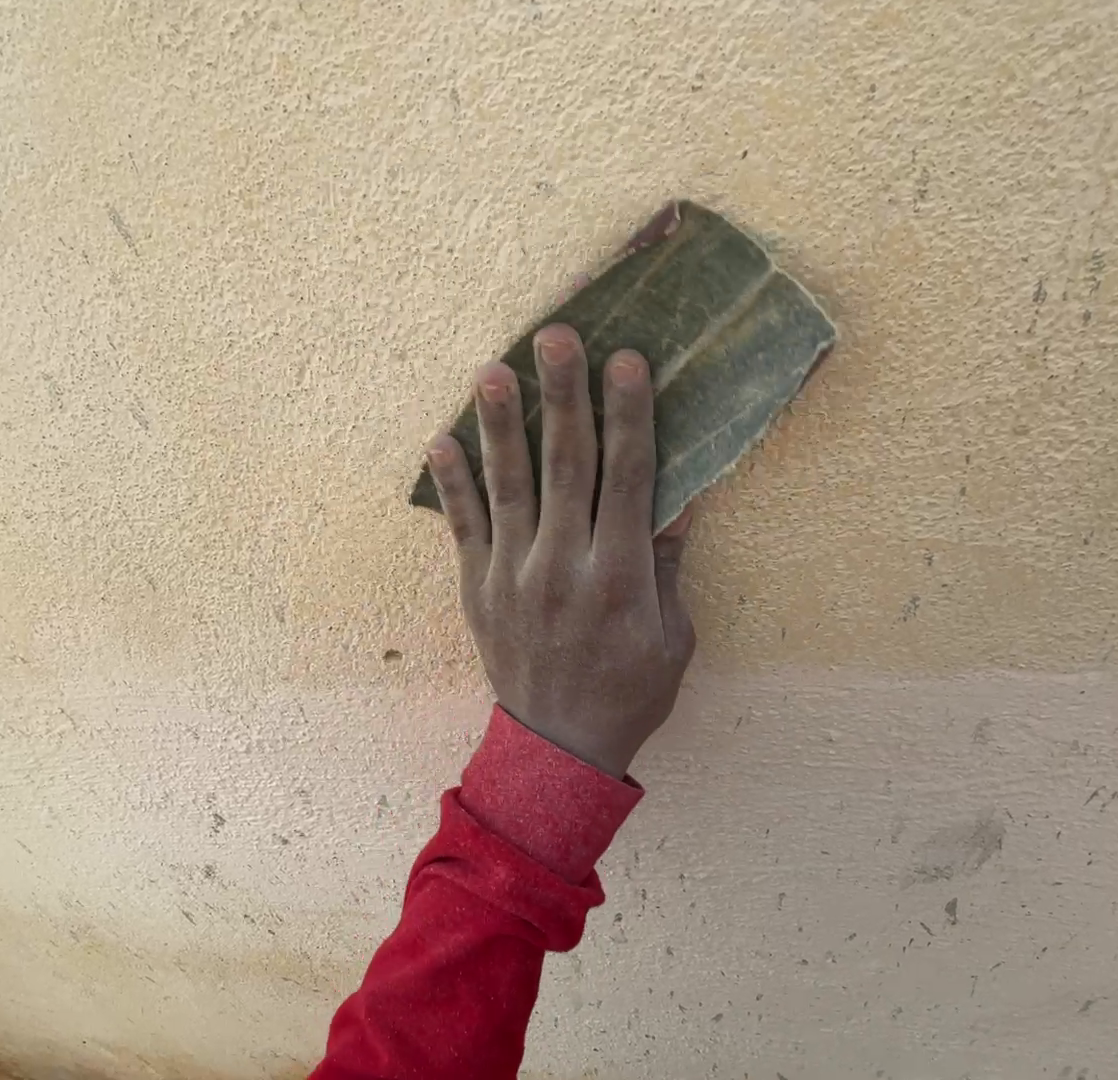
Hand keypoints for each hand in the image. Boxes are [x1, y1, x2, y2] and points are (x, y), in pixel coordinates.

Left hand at [426, 323, 695, 777]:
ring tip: (491, 371)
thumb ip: (667, 565)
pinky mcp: (477, 588)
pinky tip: (441, 439)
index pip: (626, 479)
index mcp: (619, 578)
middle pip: (565, 467)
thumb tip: (676, 496)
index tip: (627, 361)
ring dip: (500, 426)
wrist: (558, 745)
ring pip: (507, 487)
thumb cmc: (628, 691)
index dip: (628, 417)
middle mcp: (562, 567)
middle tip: (556, 337)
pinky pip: (463, 527)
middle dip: (563, 397)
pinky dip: (451, 484)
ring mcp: (512, 575)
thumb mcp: (671, 636)